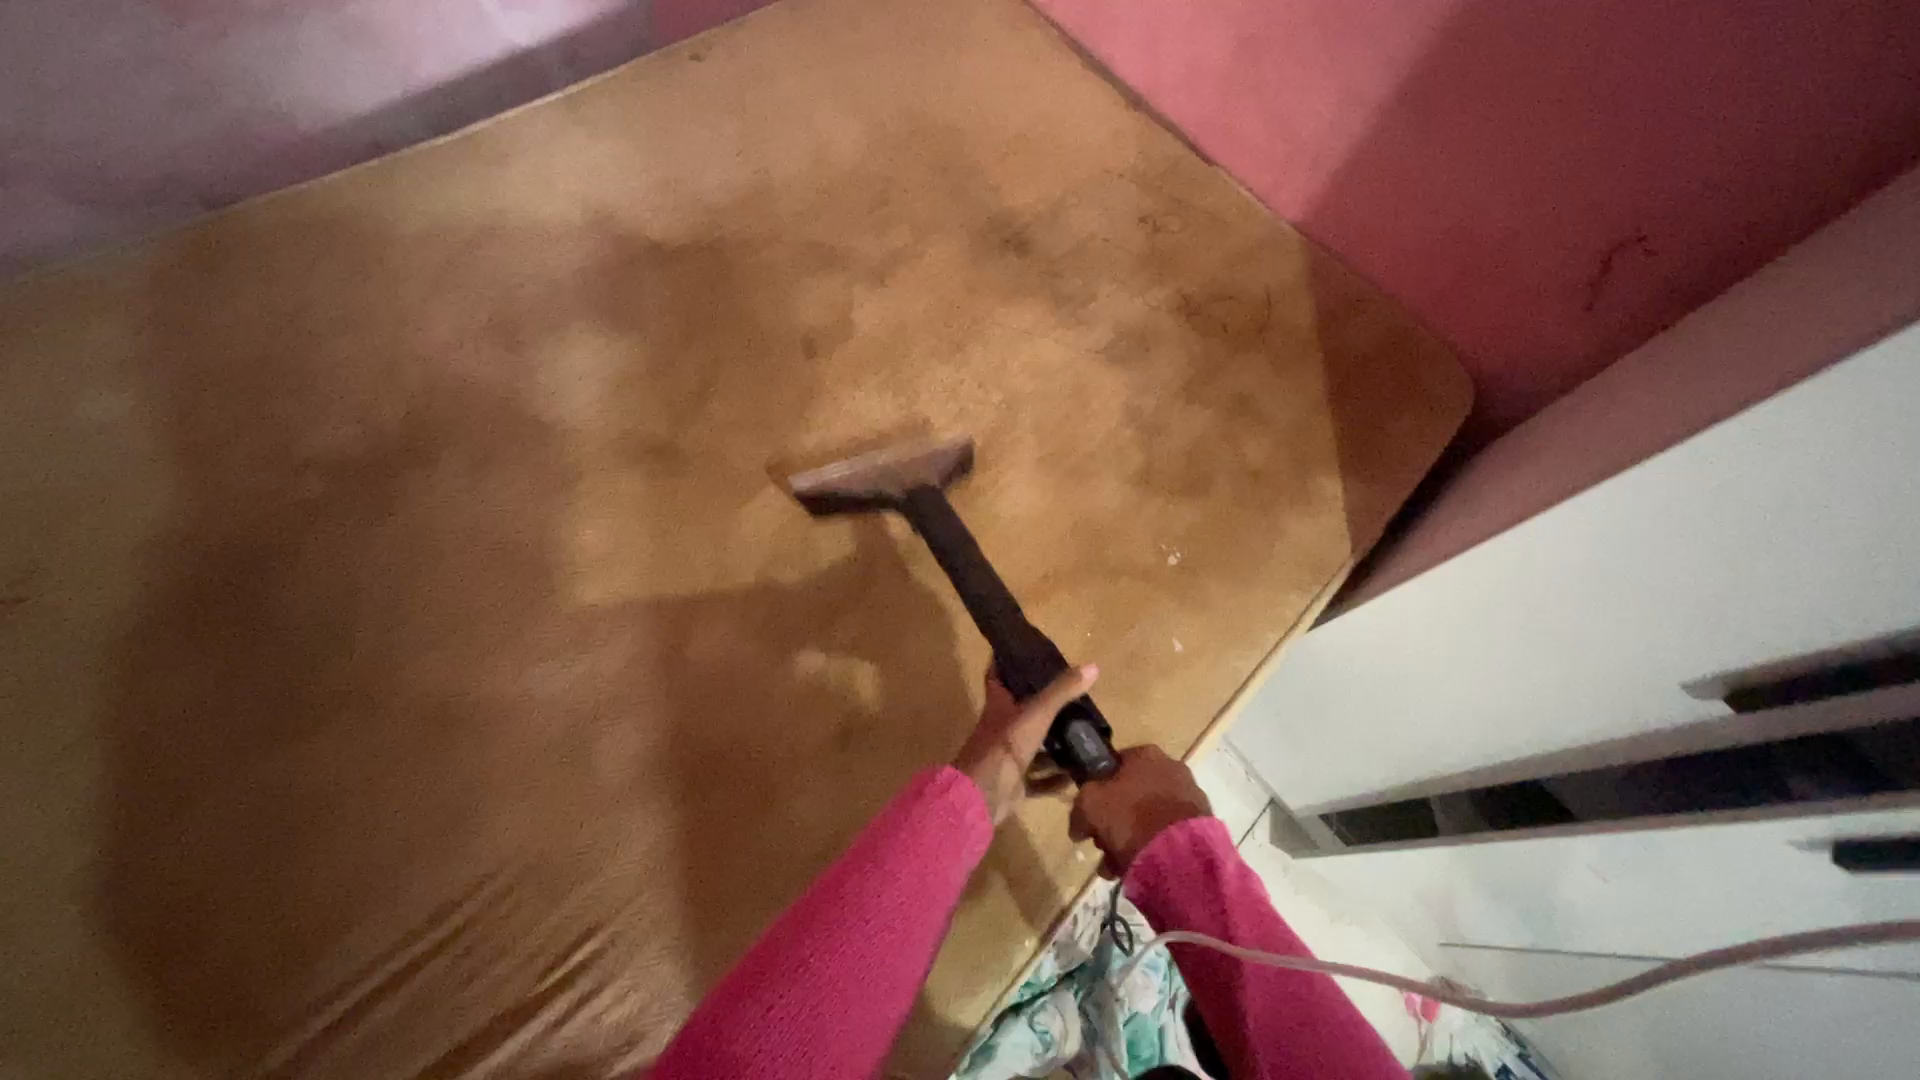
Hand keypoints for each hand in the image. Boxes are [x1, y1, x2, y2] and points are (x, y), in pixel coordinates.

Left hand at [952, 662, 1098, 823]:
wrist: (983, 795)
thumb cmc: (1005, 745)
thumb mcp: (1036, 713)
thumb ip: (1062, 691)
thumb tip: (1092, 666)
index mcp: (999, 705)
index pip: (998, 675)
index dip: (1006, 660)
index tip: (1023, 649)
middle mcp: (1002, 727)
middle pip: (1022, 710)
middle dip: (1044, 702)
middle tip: (1072, 693)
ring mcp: (1008, 756)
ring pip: (1034, 745)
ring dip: (1055, 742)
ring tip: (1083, 732)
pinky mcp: (1016, 783)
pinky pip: (1040, 778)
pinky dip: (1057, 777)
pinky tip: (1078, 774)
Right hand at [1069, 745, 1210, 876]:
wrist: (1179, 854)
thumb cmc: (1130, 816)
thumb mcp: (1089, 805)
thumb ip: (1079, 809)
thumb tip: (1079, 827)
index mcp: (1145, 753)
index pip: (1113, 765)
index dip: (1097, 790)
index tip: (1090, 814)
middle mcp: (1172, 767)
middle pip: (1132, 794)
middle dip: (1114, 820)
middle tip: (1102, 842)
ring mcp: (1190, 796)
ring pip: (1149, 816)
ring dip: (1130, 838)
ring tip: (1116, 865)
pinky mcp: (1202, 824)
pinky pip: (1166, 833)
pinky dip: (1152, 848)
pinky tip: (1137, 868)